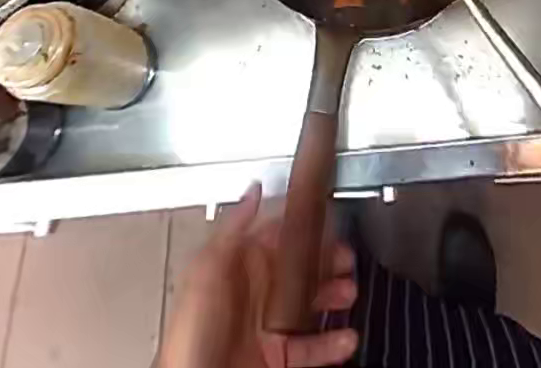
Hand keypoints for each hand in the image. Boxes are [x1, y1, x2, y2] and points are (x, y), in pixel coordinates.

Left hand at [157, 183, 359, 367]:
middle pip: (300, 269)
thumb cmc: (189, 336)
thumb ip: (233, 227)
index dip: (304, 230)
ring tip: (350, 291)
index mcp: (240, 268)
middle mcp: (257, 295)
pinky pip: (310, 350)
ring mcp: (268, 328)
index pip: (279, 237)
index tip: (329, 221)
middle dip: (328, 261)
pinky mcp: (277, 360)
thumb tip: (253, 190)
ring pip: (310, 304)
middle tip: (347, 258)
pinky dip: (332, 345)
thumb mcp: (207, 272)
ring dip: (335, 295)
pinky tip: (346, 339)